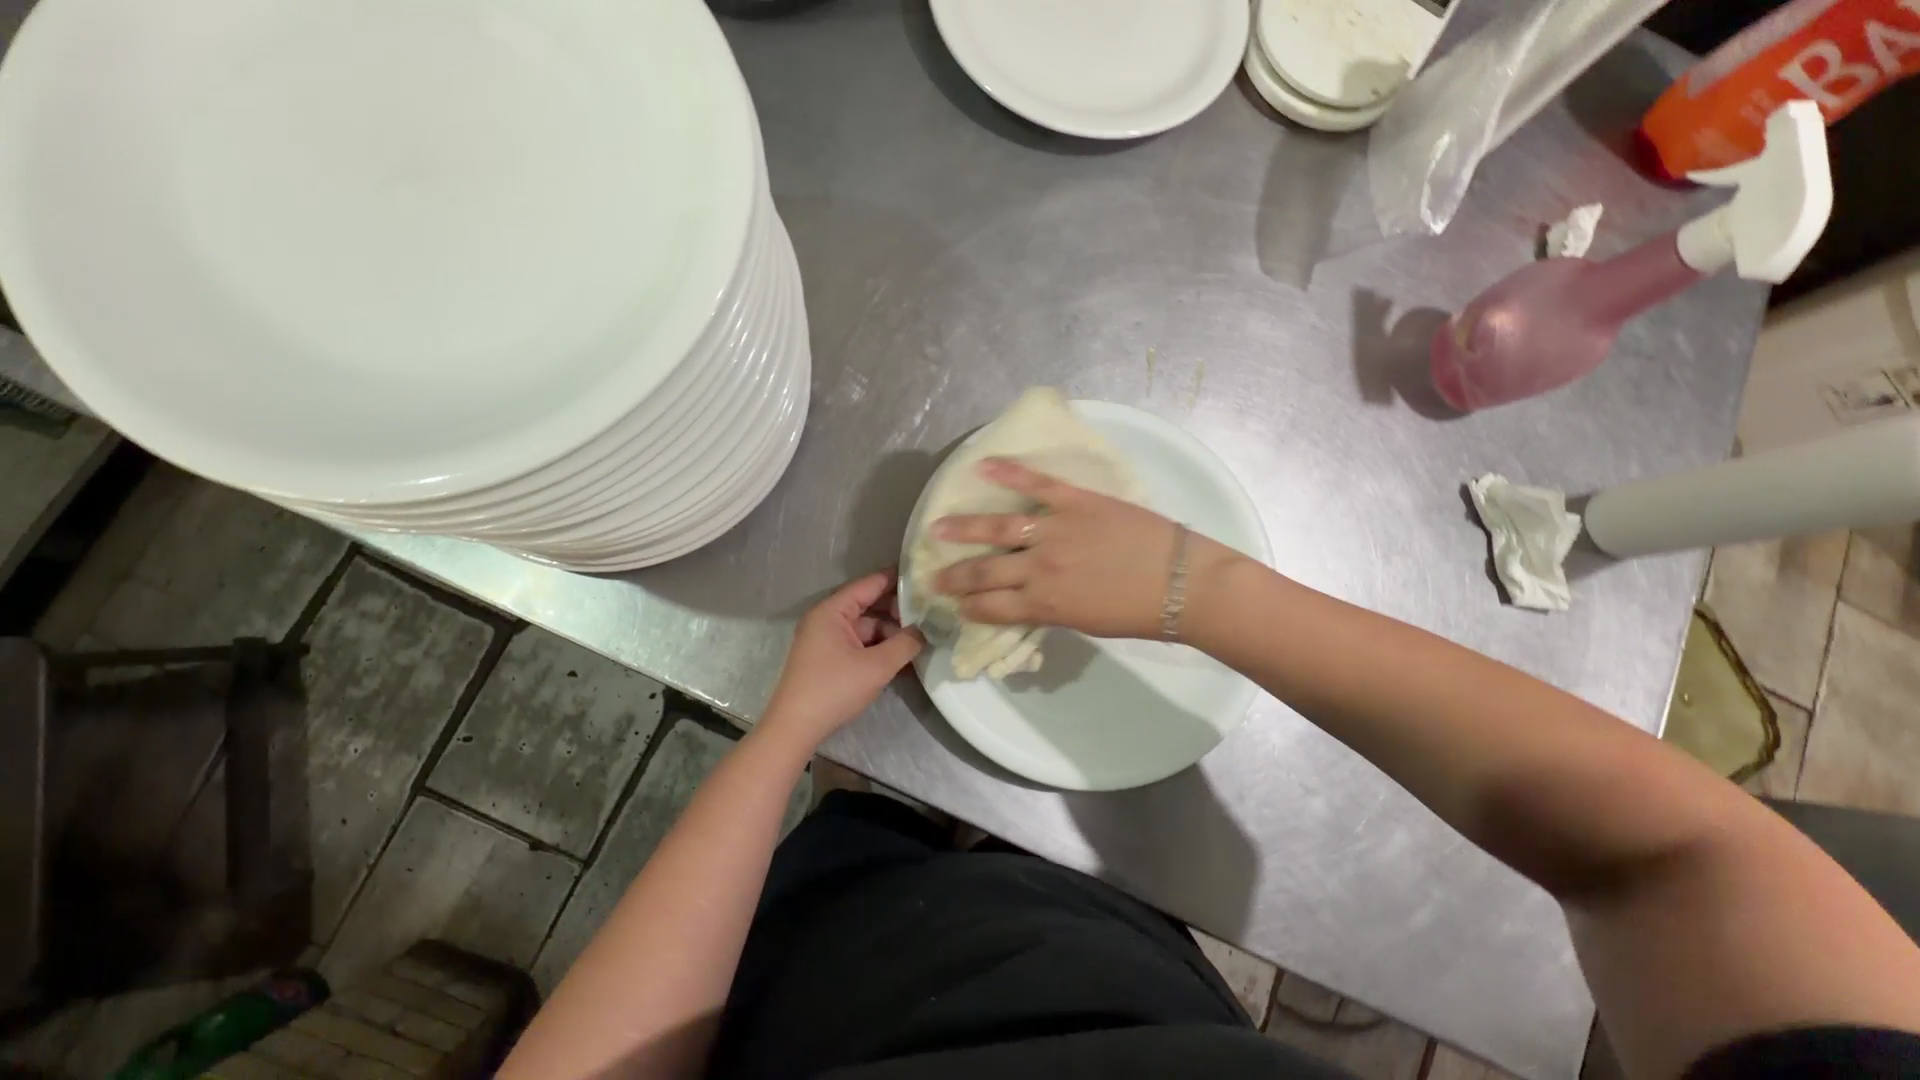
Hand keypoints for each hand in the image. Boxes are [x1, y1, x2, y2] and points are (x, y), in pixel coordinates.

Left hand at [762, 570, 923, 747]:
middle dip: (897, 613)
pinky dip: (877, 649)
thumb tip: (925, 631)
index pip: (869, 584)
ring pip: (865, 628)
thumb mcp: (877, 666)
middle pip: (868, 606)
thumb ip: (905, 644)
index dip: (897, 580)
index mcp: (832, 611)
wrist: (795, 727)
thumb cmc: (834, 689)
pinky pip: (857, 644)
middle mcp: (826, 619)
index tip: (924, 577)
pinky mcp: (826, 659)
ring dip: (889, 635)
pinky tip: (900, 658)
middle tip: (930, 616)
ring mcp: (824, 640)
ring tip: (920, 641)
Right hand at [931, 459, 1244, 639]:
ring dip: (963, 528)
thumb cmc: (1140, 612)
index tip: (951, 604)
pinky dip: (1008, 474)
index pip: (991, 607)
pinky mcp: (1077, 502)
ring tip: (937, 525)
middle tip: (930, 575)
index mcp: (1044, 604)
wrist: (1182, 584)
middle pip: (984, 572)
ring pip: (997, 530)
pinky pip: (1036, 486)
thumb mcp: (1087, 622)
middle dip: (954, 576)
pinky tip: (982, 468)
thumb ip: (1051, 609)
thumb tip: (1028, 599)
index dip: (967, 606)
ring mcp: (1056, 531)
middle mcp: (1040, 569)